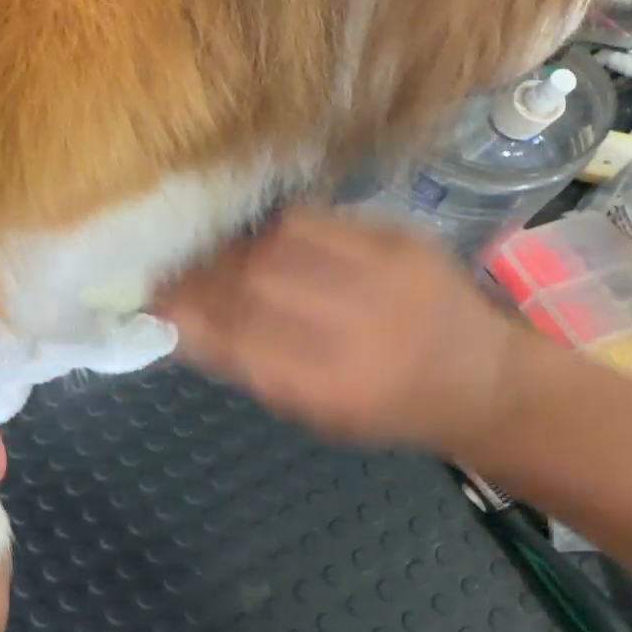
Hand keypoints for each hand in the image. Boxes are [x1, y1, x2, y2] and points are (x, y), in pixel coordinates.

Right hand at [155, 210, 529, 452]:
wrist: (481, 378)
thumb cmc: (384, 410)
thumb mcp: (312, 411)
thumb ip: (246, 368)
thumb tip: (180, 325)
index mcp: (329, 384)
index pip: (233, 338)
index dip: (183, 315)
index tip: (150, 305)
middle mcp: (357, 328)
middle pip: (250, 284)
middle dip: (198, 278)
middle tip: (169, 277)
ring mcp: (382, 276)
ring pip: (276, 246)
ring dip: (228, 251)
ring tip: (208, 259)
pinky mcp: (397, 239)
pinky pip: (312, 220)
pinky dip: (270, 230)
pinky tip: (256, 241)